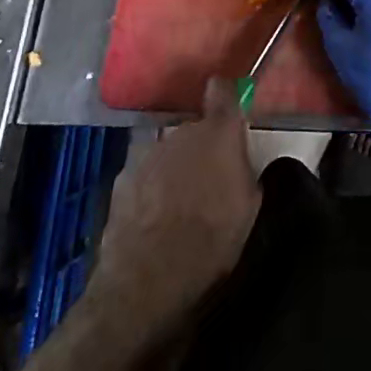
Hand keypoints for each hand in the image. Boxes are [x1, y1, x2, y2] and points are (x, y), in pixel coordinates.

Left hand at [90, 79, 259, 328]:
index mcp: (217, 133)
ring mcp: (146, 153)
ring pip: (168, 151)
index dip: (226, 94)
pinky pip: (145, 174)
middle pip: (194, 128)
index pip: (222, 90)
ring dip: (175, 166)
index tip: (230, 103)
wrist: (148, 280)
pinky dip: (151, 186)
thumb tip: (240, 158)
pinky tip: (154, 217)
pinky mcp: (121, 178)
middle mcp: (180, 132)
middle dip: (202, 146)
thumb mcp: (250, 206)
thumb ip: (245, 169)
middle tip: (209, 178)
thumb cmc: (213, 241)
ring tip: (179, 203)